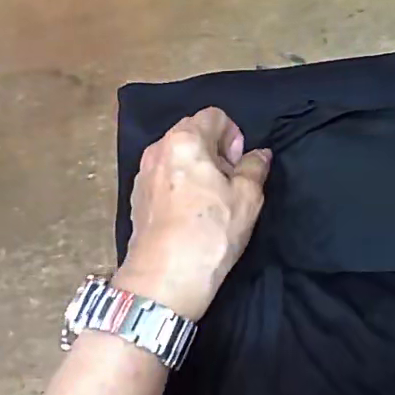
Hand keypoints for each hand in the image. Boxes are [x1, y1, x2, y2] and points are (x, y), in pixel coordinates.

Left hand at [116, 108, 270, 319]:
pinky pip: (164, 178)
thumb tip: (259, 155)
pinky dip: (180, 186)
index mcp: (184, 139)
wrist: (165, 278)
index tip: (239, 166)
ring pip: (177, 156)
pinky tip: (191, 215)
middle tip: (230, 184)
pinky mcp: (136, 198)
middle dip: (215, 151)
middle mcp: (157, 149)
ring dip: (197, 169)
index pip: (215, 116)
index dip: (234, 136)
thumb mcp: (248, 197)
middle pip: (193, 133)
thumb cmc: (211, 231)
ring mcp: (142, 174)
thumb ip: (255, 167)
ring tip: (211, 201)